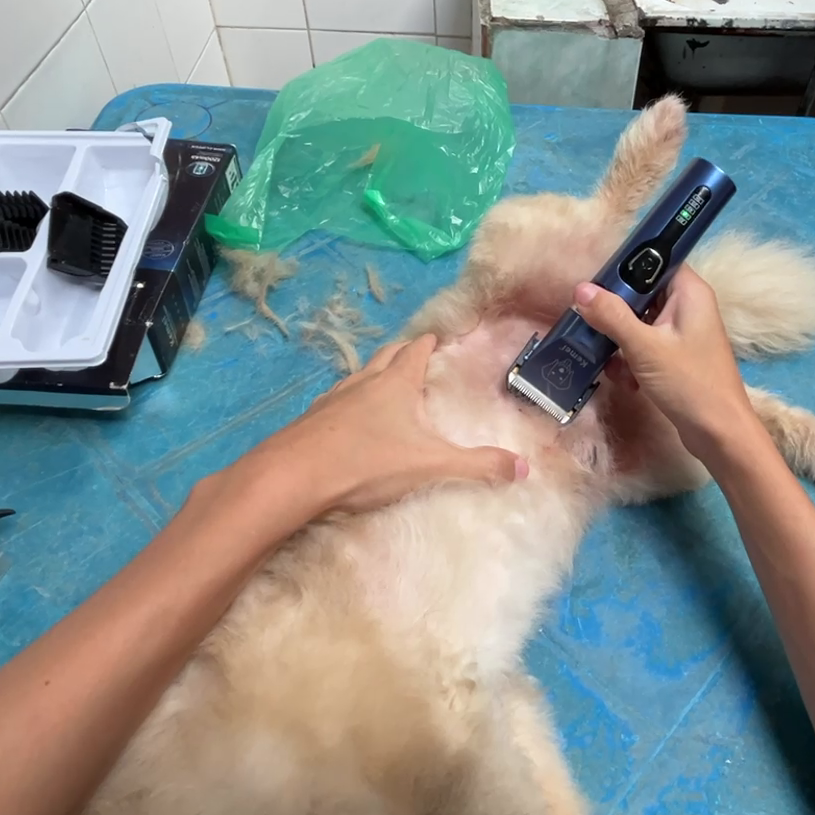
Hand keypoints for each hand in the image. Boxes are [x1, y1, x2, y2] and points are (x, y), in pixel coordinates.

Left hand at [279, 334, 527, 514]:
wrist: (292, 477)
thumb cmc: (367, 461)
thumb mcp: (430, 465)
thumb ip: (477, 466)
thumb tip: (523, 468)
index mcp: (396, 384)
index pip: (416, 351)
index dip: (428, 343)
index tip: (437, 337)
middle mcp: (364, 382)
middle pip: (386, 356)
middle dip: (402, 352)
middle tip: (415, 354)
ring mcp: (333, 399)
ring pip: (358, 375)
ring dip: (374, 373)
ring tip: (384, 382)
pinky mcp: (311, 421)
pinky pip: (337, 400)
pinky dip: (350, 400)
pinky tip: (349, 418)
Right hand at [572, 268, 760, 460]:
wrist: (719, 433)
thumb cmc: (688, 382)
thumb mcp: (644, 347)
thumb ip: (612, 316)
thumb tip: (580, 289)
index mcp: (689, 292)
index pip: (655, 260)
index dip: (625, 266)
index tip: (595, 280)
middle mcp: (688, 306)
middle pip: (642, 293)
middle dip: (615, 311)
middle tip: (590, 322)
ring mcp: (682, 333)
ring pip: (640, 322)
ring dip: (620, 340)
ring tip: (607, 358)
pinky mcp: (676, 357)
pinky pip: (645, 346)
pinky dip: (632, 360)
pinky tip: (625, 380)